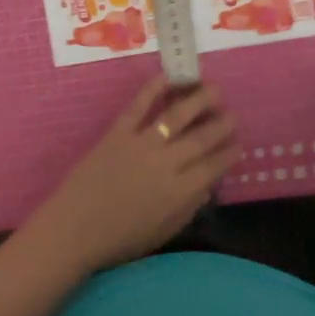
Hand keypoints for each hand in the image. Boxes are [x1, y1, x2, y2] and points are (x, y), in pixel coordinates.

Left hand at [24, 77, 239, 273]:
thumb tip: (208, 185)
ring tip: (215, 90)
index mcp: (181, 192)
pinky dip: (155, 88)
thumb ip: (190, 207)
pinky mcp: (118, 132)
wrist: (75, 229)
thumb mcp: (164, 231)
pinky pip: (139, 105)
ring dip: (199, 100)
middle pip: (203, 138)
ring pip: (178, 115)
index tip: (239, 143)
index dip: (230, 152)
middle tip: (233, 115)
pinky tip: (170, 77)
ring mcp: (142, 144)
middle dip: (222, 125)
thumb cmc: (120, 238)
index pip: (215, 165)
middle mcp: (168, 163)